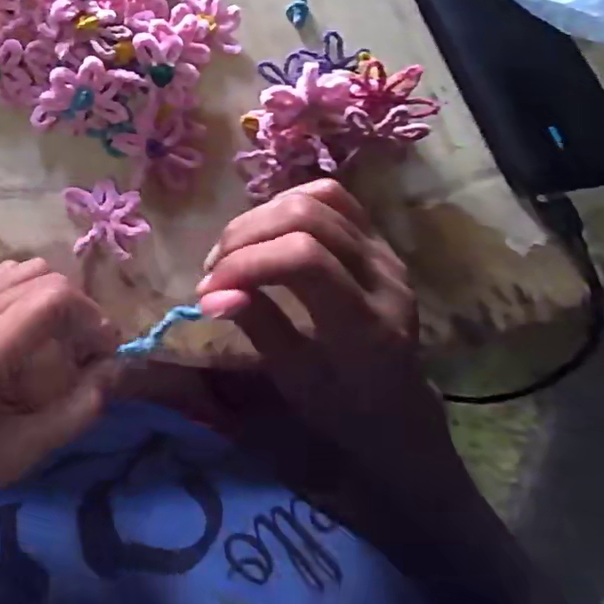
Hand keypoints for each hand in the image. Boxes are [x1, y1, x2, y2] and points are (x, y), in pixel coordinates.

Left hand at [0, 259, 117, 544]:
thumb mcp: (21, 452)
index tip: (107, 354)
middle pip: (46, 277)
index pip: (56, 296)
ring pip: (26, 271)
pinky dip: (29, 295)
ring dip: (54, 300)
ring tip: (61, 345)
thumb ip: (79, 408)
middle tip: (87, 355)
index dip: (94, 318)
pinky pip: (3, 279)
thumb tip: (120, 369)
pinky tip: (30, 336)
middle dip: (79, 310)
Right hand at [196, 179, 452, 475]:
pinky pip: (331, 196)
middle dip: (244, 236)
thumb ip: (257, 325)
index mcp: (368, 324)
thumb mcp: (294, 379)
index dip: (246, 263)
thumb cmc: (342, 405)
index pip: (304, 259)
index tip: (207, 290)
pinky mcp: (378, 238)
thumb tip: (209, 294)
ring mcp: (386, 251)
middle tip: (214, 270)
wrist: (397, 407)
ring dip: (259, 218)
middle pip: (306, 219)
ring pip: (316, 199)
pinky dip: (287, 203)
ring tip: (232, 251)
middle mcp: (385, 277)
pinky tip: (264, 231)